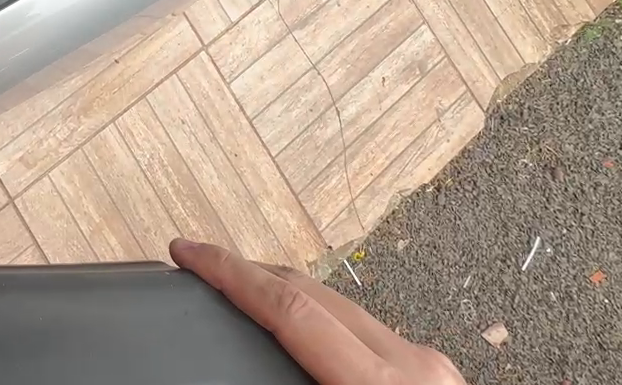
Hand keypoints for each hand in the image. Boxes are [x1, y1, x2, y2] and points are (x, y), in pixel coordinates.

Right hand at [171, 239, 464, 384]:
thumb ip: (287, 383)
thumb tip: (231, 369)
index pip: (288, 307)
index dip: (226, 271)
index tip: (183, 250)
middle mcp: (413, 366)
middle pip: (307, 291)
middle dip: (245, 271)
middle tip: (198, 265)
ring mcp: (431, 369)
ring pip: (335, 306)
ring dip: (279, 294)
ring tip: (239, 295)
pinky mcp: (437, 379)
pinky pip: (360, 330)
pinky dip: (315, 320)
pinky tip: (296, 334)